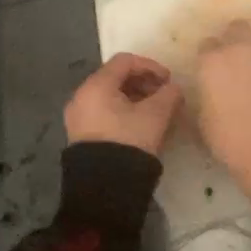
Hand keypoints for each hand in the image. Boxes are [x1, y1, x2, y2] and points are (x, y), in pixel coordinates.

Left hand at [64, 52, 182, 155]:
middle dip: (143, 83)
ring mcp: (77, 118)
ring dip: (134, 99)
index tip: (168, 80)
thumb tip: (173, 89)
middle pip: (115, 77)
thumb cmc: (129, 141)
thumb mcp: (156, 116)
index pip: (125, 61)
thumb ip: (169, 95)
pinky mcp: (80, 136)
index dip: (150, 66)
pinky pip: (103, 113)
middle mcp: (81, 97)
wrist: (104, 189)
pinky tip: (140, 126)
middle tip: (164, 95)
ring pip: (109, 97)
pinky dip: (122, 112)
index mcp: (96, 86)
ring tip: (155, 112)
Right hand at [194, 21, 250, 200]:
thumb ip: (206, 96)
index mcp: (212, 61)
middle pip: (235, 28)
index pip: (206, 45)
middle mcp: (240, 49)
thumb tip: (211, 92)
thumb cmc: (232, 140)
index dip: (208, 58)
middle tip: (233, 64)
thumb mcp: (204, 121)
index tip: (210, 73)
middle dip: (233, 40)